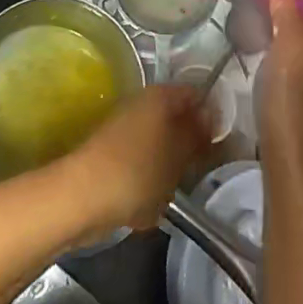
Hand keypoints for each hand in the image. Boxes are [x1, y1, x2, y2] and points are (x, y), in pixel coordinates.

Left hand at [53, 85, 211, 236]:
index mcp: (160, 97)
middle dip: (189, 149)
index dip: (212, 115)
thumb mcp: (178, 153)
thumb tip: (211, 118)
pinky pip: (141, 170)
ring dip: (167, 173)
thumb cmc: (137, 170)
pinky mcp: (112, 160)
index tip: (222, 141)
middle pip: (178, 122)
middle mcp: (141, 108)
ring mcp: (125, 133)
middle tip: (198, 171)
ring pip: (160, 150)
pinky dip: (146, 187)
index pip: (196, 95)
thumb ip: (199, 134)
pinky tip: (146, 208)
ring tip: (168, 194)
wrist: (80, 199)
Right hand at [256, 0, 302, 165]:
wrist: (287, 144)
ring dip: (282, 19)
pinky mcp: (297, 85)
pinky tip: (258, 31)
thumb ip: (288, 10)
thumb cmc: (294, 88)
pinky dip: (276, 38)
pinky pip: (288, 51)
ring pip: (299, 36)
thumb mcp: (291, 42)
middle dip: (292, 1)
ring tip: (258, 1)